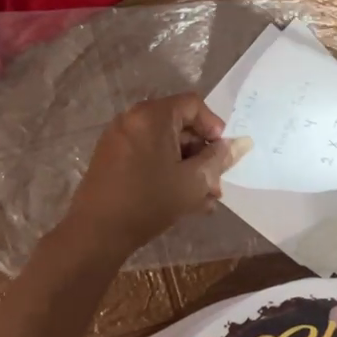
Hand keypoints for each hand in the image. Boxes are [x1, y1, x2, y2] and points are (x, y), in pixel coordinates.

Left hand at [65, 94, 250, 254]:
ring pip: (164, 144)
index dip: (214, 126)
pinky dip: (166, 169)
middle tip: (215, 183)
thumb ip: (219, 159)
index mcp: (153, 117)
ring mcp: (119, 139)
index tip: (222, 155)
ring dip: (187, 166)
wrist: (97, 232)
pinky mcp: (111, 158)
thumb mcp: (194, 182)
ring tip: (203, 199)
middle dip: (202, 153)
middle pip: (178, 124)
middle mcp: (132, 120)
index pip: (193, 105)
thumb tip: (240, 144)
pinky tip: (180, 199)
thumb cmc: (150, 201)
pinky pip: (147, 154)